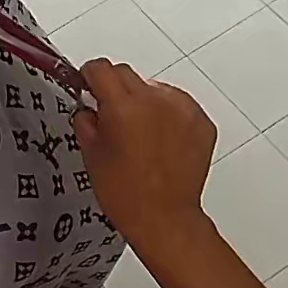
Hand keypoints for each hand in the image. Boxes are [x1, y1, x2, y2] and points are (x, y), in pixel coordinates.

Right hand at [71, 60, 215, 254]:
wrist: (163, 219)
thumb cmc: (128, 195)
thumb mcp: (91, 155)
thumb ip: (85, 120)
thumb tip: (87, 107)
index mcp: (124, 108)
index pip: (101, 68)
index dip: (90, 77)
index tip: (88, 84)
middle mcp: (156, 101)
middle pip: (127, 74)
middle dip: (115, 89)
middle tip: (112, 116)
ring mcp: (183, 110)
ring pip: (155, 88)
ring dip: (145, 102)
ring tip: (140, 136)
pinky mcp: (201, 121)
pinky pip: (178, 105)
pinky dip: (168, 115)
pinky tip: (160, 142)